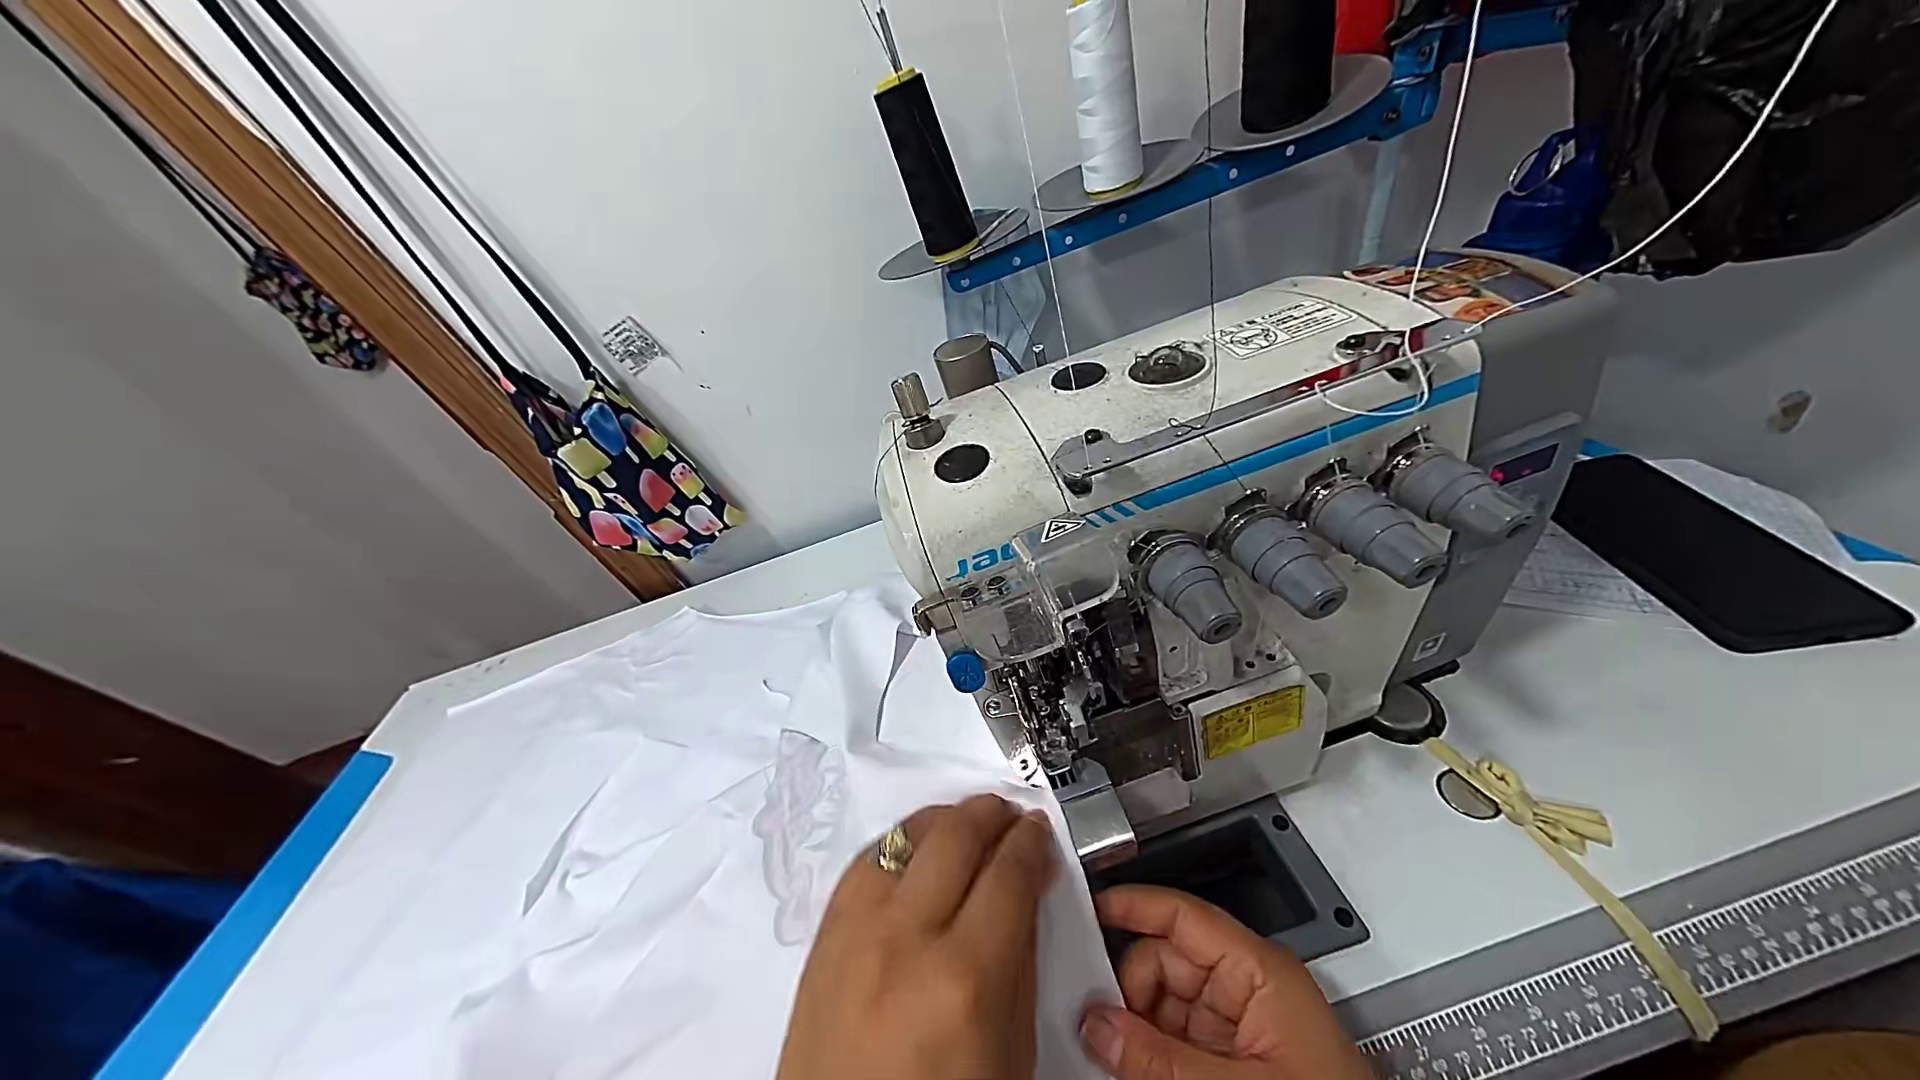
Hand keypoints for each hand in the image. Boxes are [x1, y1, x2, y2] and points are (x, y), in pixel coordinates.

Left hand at [777, 794, 1057, 1079]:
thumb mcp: (1009, 1051)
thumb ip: (1021, 959)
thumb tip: (1026, 889)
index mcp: (965, 980)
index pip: (1008, 874)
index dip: (1030, 842)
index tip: (1038, 832)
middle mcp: (905, 942)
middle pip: (956, 837)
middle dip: (990, 814)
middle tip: (1008, 816)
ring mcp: (855, 934)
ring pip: (906, 835)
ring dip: (945, 819)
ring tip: (967, 824)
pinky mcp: (823, 937)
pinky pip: (865, 861)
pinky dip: (899, 843)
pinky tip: (917, 848)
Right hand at [1080, 885, 1370, 1079]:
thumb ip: (1162, 1058)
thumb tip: (1098, 1024)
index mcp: (1261, 972)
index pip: (1184, 915)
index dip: (1134, 905)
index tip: (1089, 908)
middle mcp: (1248, 988)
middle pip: (1165, 960)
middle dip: (1127, 988)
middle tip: (1099, 1024)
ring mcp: (1239, 1026)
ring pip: (1163, 1002)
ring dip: (1135, 1025)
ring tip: (1118, 1058)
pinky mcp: (1233, 1060)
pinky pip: (1174, 1037)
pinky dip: (1150, 1051)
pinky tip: (1135, 1068)